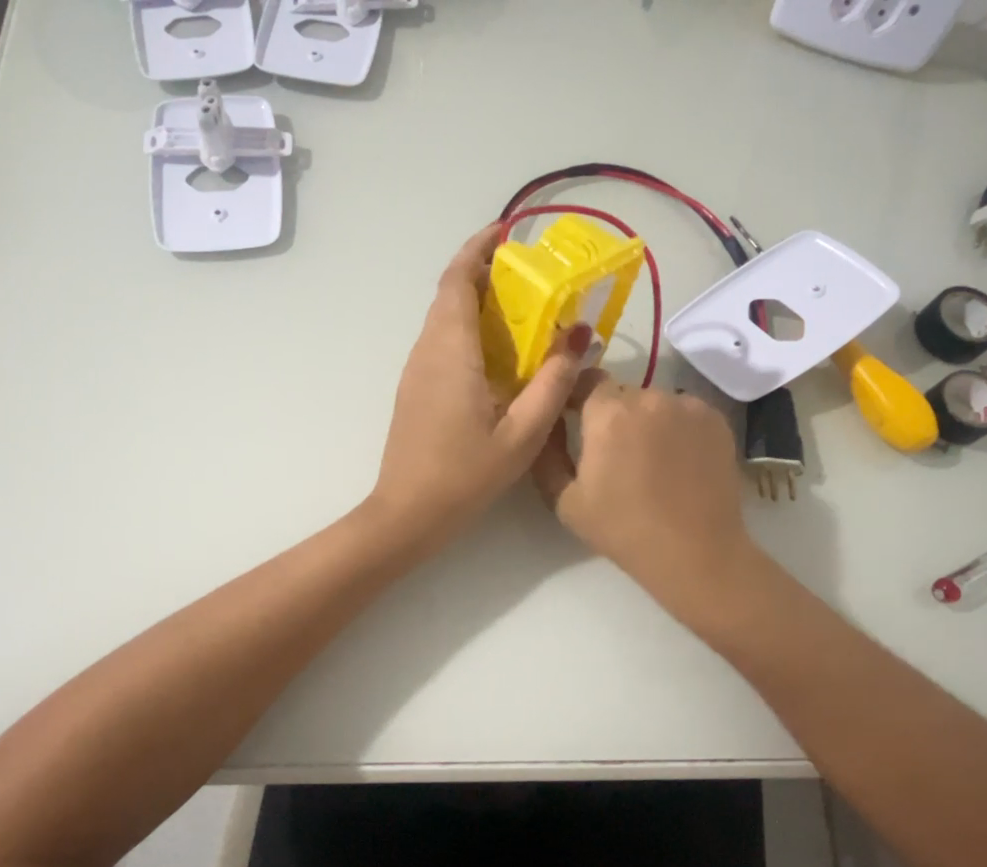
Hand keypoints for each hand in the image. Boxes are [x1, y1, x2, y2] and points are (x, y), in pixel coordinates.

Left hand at [369, 223, 589, 544]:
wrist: (407, 514)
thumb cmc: (464, 475)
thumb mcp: (522, 433)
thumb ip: (553, 382)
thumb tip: (580, 335)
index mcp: (450, 350)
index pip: (458, 279)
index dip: (480, 248)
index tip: (510, 230)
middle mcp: (427, 350)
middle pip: (452, 294)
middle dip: (488, 273)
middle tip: (534, 275)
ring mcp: (416, 371)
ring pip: (446, 320)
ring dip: (480, 304)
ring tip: (527, 310)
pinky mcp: (416, 390)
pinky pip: (443, 343)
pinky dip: (471, 332)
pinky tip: (501, 356)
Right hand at [532, 373, 757, 612]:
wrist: (695, 552)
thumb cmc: (623, 530)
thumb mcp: (565, 501)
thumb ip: (545, 455)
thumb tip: (545, 424)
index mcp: (607, 414)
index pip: (584, 381)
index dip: (576, 397)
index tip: (574, 420)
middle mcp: (649, 397)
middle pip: (622, 394)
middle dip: (613, 415)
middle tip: (615, 454)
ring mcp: (688, 405)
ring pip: (656, 402)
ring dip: (647, 421)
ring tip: (652, 461)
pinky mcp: (717, 419)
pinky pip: (686, 413)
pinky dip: (677, 428)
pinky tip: (679, 462)